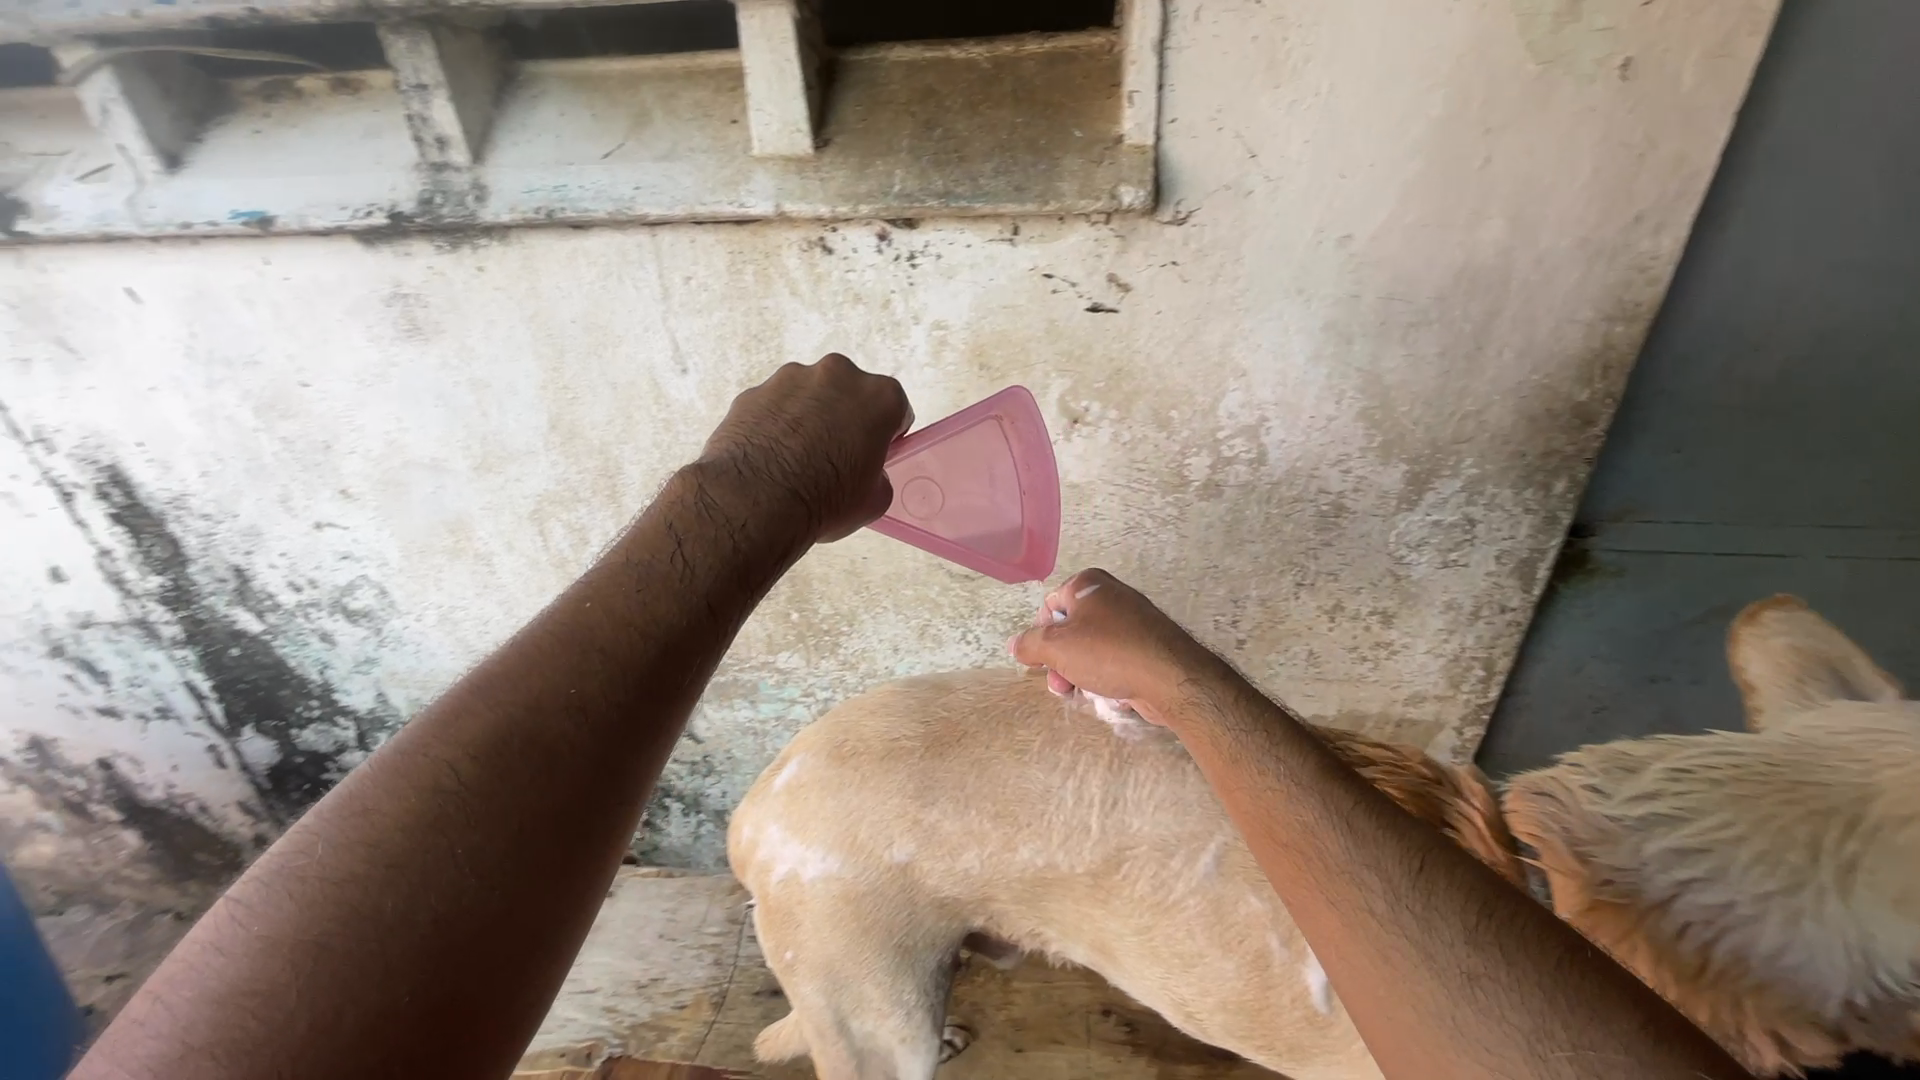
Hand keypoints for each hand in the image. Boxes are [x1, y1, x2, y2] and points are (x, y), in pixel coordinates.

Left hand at [699, 355, 912, 542]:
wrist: (755, 501)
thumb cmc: (825, 500)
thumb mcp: (875, 500)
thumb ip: (878, 475)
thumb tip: (866, 473)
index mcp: (878, 397)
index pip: (896, 408)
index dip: (886, 433)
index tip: (873, 453)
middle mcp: (837, 375)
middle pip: (850, 394)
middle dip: (846, 418)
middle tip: (835, 456)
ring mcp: (791, 378)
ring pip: (809, 396)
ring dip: (809, 418)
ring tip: (797, 459)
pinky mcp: (754, 391)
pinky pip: (774, 406)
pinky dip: (776, 424)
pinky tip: (771, 456)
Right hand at [1006, 569, 1226, 726]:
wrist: (1170, 678)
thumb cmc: (1108, 652)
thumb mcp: (1056, 647)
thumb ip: (1029, 644)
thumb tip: (1016, 645)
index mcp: (1089, 584)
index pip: (1050, 605)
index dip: (1041, 634)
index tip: (1042, 659)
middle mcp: (1112, 596)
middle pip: (1070, 630)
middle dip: (1060, 661)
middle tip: (1060, 684)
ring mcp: (1132, 622)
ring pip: (1091, 649)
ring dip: (1081, 674)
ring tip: (1084, 694)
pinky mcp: (1147, 647)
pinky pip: (1115, 661)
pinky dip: (1108, 677)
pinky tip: (1112, 693)